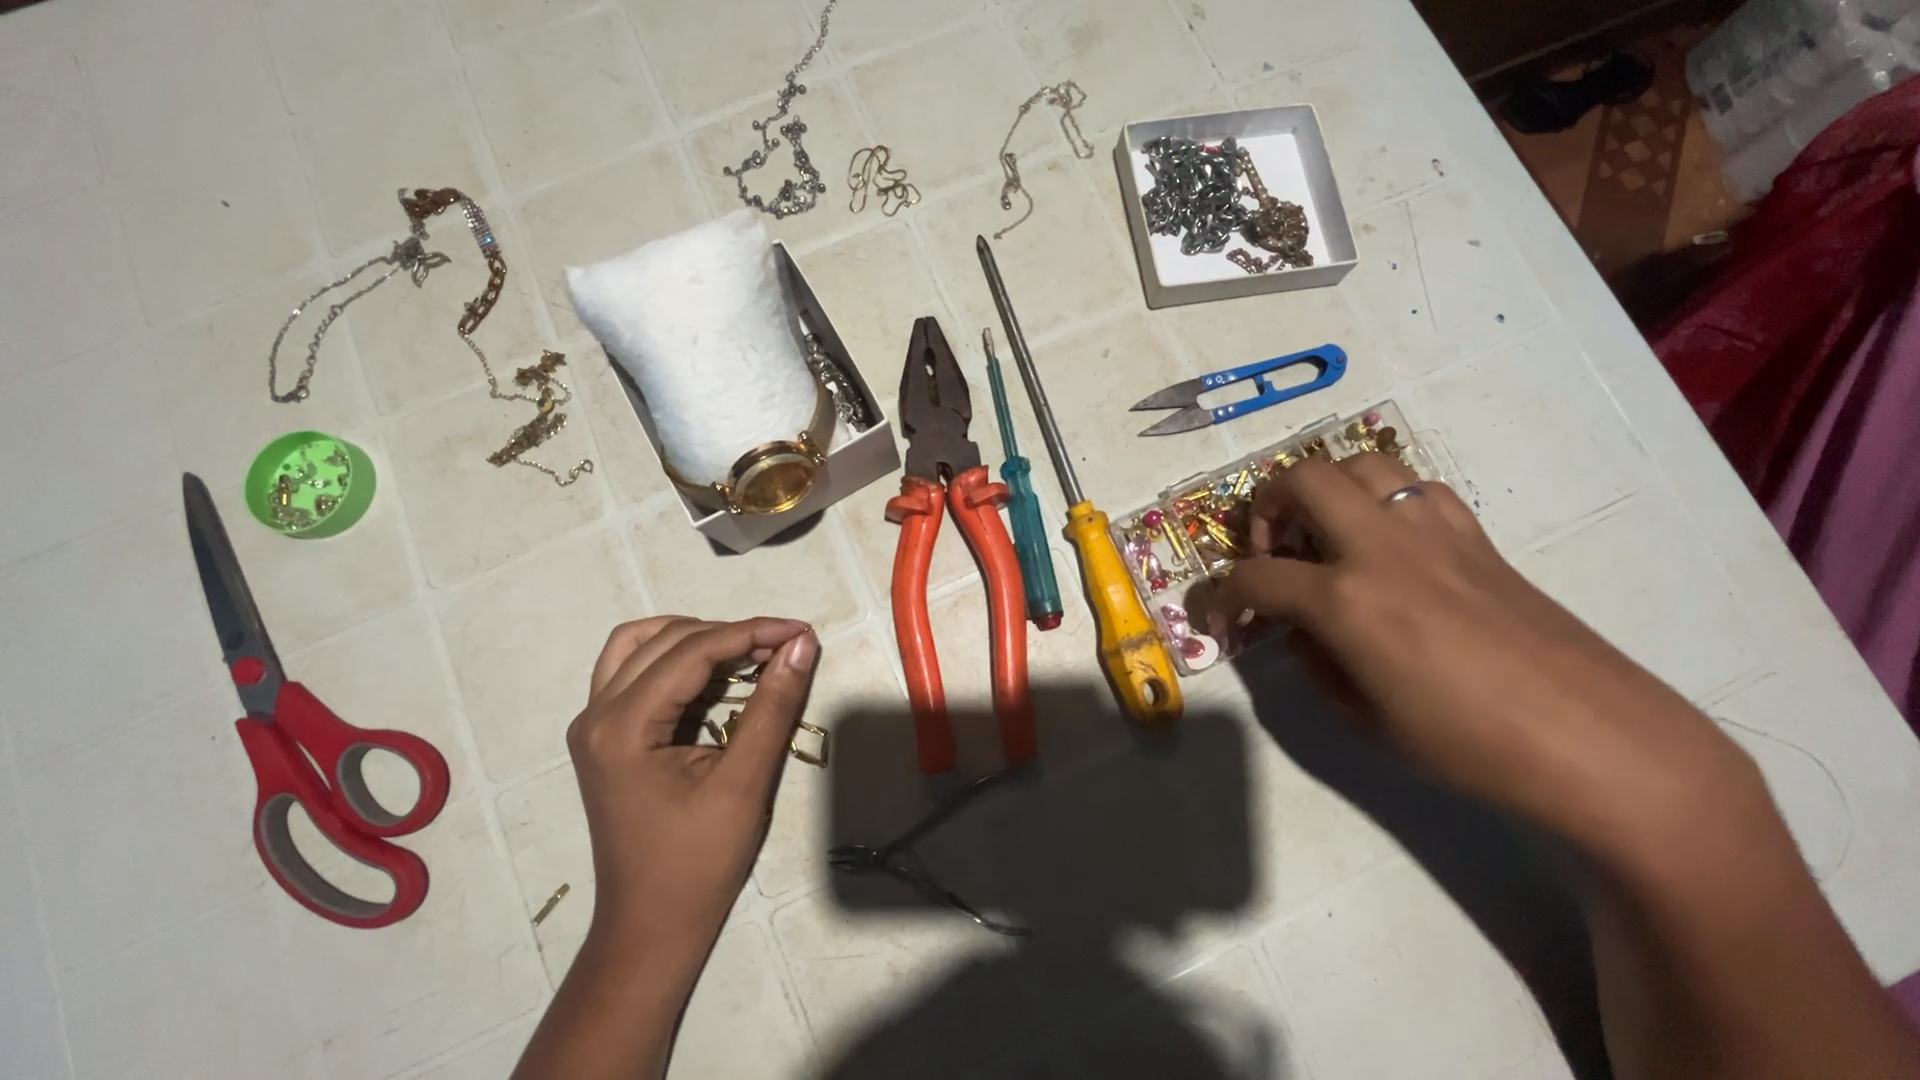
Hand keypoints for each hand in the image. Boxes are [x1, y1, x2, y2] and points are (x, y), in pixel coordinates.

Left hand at [567, 616, 818, 957]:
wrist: (652, 926)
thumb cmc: (698, 862)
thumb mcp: (743, 782)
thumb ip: (772, 707)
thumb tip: (800, 646)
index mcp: (621, 726)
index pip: (691, 652)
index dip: (751, 633)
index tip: (801, 632)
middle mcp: (595, 714)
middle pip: (662, 640)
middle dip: (727, 633)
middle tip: (782, 647)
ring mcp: (593, 726)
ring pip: (637, 647)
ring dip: (692, 639)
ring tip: (745, 653)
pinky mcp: (603, 738)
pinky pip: (634, 674)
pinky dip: (676, 662)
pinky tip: (715, 677)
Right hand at [1207, 453, 1753, 851]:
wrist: (1594, 742)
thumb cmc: (1468, 746)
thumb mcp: (1366, 720)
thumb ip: (1319, 665)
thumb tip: (1304, 633)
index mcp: (1345, 601)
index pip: (1254, 577)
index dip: (1220, 594)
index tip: (1215, 614)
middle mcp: (1382, 547)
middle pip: (1302, 480)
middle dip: (1266, 507)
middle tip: (1269, 550)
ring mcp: (1433, 532)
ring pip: (1361, 465)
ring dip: (1326, 490)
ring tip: (1325, 534)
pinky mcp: (1475, 537)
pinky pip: (1415, 488)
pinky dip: (1383, 499)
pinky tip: (1388, 543)